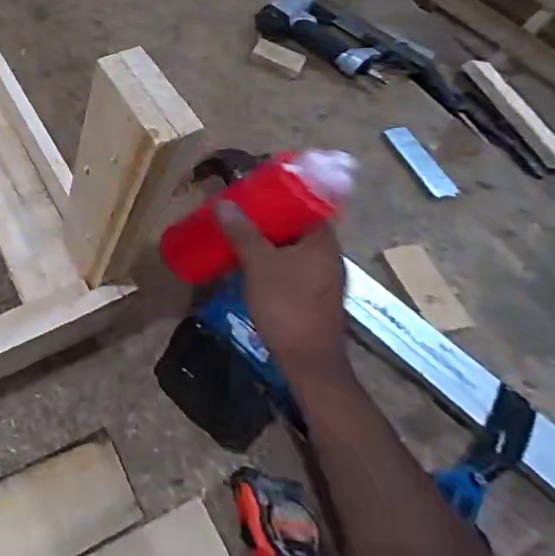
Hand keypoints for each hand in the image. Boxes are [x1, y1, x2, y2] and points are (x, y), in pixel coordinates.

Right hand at [215, 199, 347, 376]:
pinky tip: (251, 267)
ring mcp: (325, 279)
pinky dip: (274, 264)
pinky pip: (293, 269)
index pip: (304, 204)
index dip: (278, 196)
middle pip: (297, 227)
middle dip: (268, 221)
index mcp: (323, 240)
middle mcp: (330, 255)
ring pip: (293, 250)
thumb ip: (243, 232)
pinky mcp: (316, 298)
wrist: (308, 363)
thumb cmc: (287, 305)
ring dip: (269, 244)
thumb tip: (224, 202)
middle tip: (240, 214)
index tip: (253, 192)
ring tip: (240, 237)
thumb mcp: (259, 264)